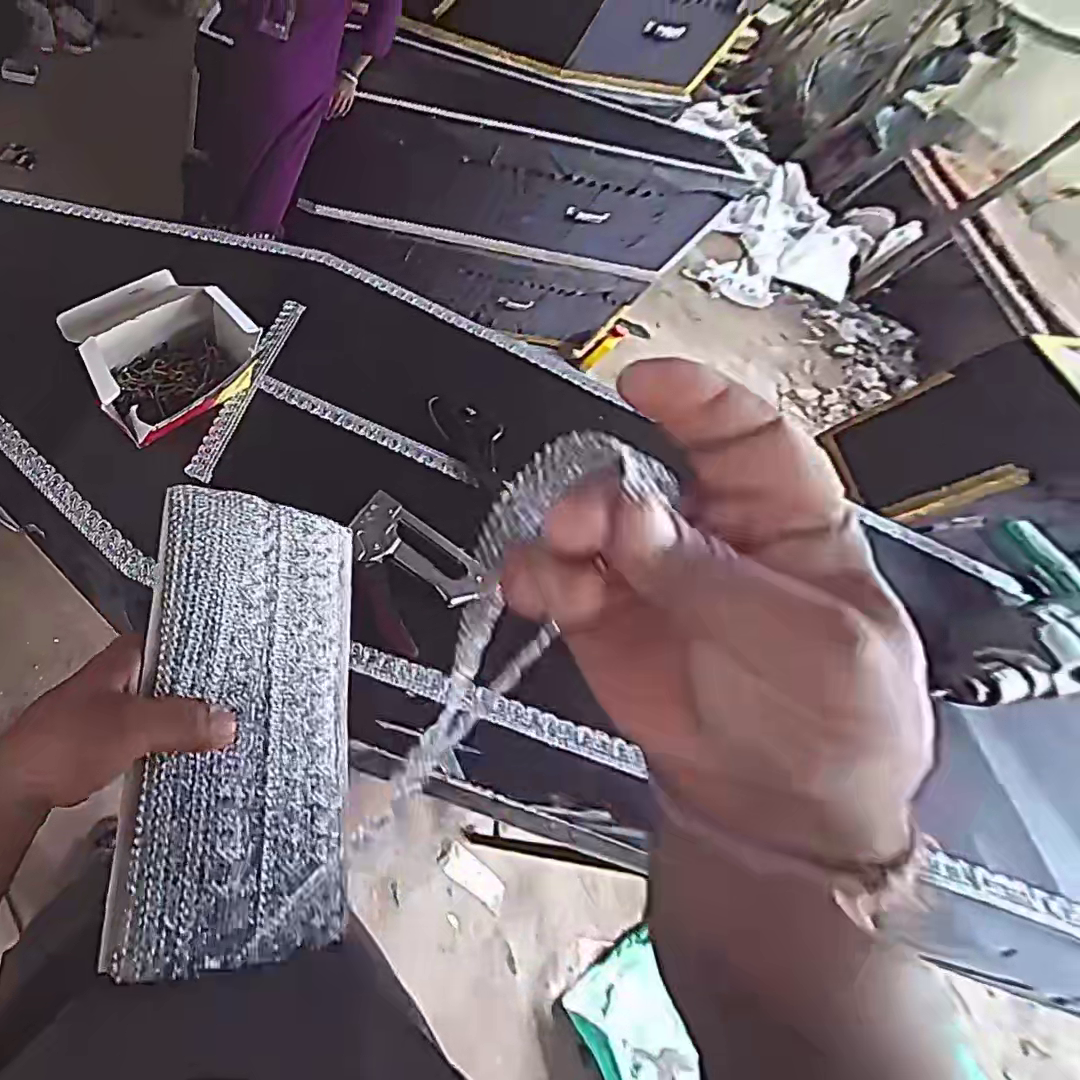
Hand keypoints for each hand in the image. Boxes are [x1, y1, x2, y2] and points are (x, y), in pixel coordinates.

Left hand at [0, 636, 236, 810]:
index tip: (241, 667)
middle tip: (247, 704)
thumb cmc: (70, 741)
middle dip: (203, 691)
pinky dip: (172, 740)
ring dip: (188, 719)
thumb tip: (230, 721)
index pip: (173, 640)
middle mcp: (120, 677)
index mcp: (122, 658)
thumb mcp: (131, 726)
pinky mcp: (111, 738)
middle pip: (172, 677)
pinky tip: (197, 755)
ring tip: (233, 731)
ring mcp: (115, 708)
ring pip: (162, 707)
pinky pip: (152, 733)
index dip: (205, 651)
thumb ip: (179, 720)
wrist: (22, 784)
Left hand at [328, 72, 357, 118]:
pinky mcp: (351, 96)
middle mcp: (341, 95)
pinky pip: (348, 105)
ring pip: (341, 108)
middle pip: (335, 108)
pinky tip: (342, 114)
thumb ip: (329, 93)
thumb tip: (325, 103)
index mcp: (335, 92)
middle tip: (327, 118)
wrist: (350, 72)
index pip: (329, 104)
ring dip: (337, 113)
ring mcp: (347, 96)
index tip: (323, 114)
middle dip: (330, 114)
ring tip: (334, 116)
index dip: (326, 110)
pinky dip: (345, 111)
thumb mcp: (332, 84)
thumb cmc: (339, 77)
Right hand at [502, 358, 932, 866]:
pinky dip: (529, 579)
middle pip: (630, 484)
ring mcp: (634, 571)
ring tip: (561, 580)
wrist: (758, 786)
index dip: (694, 402)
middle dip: (598, 498)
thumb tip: (629, 517)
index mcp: (777, 522)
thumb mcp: (800, 640)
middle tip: (583, 525)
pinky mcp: (589, 607)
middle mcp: (695, 534)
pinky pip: (544, 574)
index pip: (741, 437)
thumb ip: (708, 575)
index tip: (642, 380)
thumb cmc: (826, 712)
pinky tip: (535, 597)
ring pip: (573, 526)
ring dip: (554, 542)